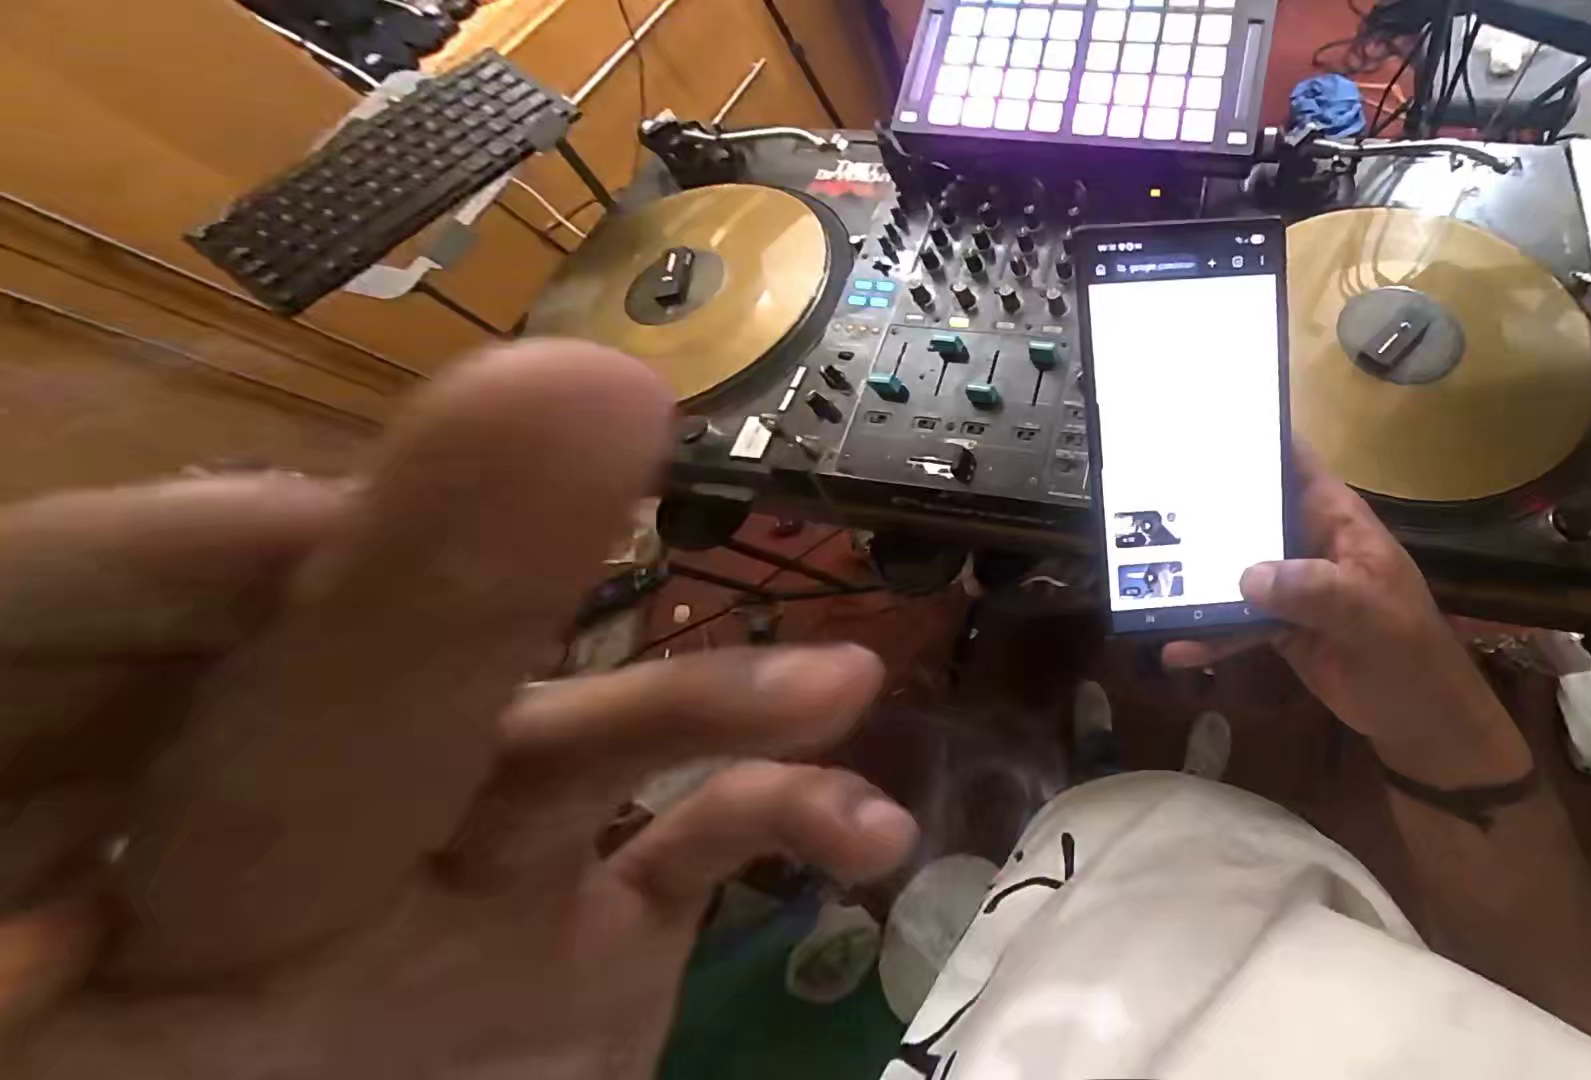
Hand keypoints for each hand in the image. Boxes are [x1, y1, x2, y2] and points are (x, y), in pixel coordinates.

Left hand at [0, 342, 915, 1077]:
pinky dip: (792, 818)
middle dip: (485, 539)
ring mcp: (488, 862)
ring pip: (594, 735)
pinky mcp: (613, 917)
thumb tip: (141, 741)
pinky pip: (709, 838)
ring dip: (721, 698)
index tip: (286, 530)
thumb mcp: (92, 1053)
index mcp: (94, 855)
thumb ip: (59, 938)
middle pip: (378, 662)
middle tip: (600, 397)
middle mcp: (310, 829)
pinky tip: (867, 833)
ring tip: (842, 683)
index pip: (71, 648)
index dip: (155, 573)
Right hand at [1162, 446, 1530, 787]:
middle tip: (1148, 498)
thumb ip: (1317, 592)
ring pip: (1232, 567)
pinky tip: (1177, 648)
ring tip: (1148, 581)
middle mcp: (1304, 545)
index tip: (1201, 427)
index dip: (1256, 440)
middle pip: (1247, 513)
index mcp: (1335, 523)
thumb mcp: (1371, 619)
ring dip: (1195, 577)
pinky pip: (1231, 618)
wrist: (1419, 722)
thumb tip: (1247, 576)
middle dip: (1203, 507)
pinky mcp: (1273, 622)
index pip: (1295, 464)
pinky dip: (1207, 632)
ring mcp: (1287, 585)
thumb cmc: (1411, 658)